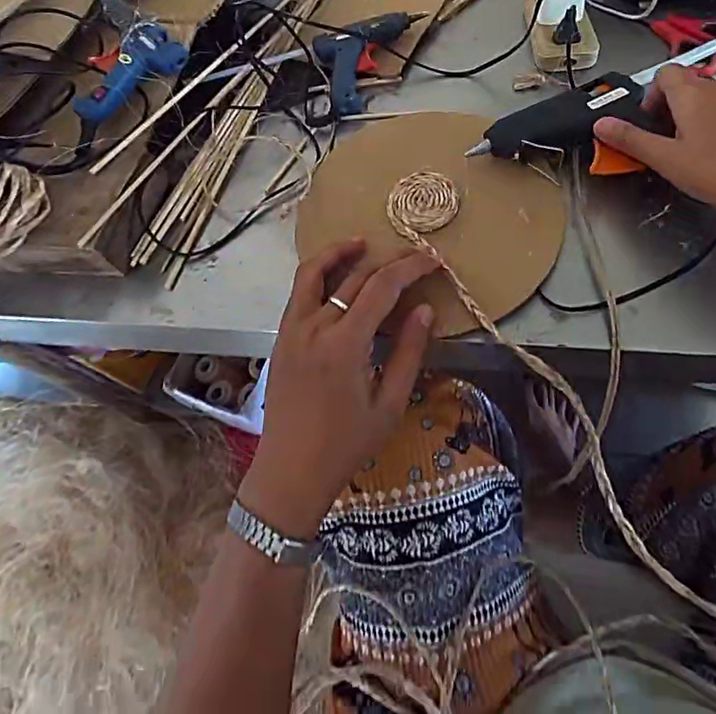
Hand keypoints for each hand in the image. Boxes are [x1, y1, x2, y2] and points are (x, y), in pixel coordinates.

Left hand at [239, 240, 439, 538]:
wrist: (290, 470)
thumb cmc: (346, 444)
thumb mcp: (389, 404)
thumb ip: (409, 353)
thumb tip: (425, 310)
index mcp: (344, 344)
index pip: (382, 287)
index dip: (411, 268)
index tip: (434, 262)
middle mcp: (314, 326)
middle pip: (354, 276)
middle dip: (388, 261)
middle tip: (414, 257)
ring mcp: (292, 328)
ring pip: (313, 273)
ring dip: (339, 253)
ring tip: (364, 243)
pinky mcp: (281, 336)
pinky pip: (298, 292)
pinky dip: (317, 273)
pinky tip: (336, 275)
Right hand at [594, 68, 715, 226]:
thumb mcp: (666, 159)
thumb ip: (630, 139)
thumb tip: (601, 124)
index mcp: (690, 92)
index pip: (662, 74)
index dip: (650, 96)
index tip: (650, 124)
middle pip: (685, 85)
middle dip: (670, 108)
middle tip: (668, 141)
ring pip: (707, 98)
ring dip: (694, 117)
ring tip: (694, 150)